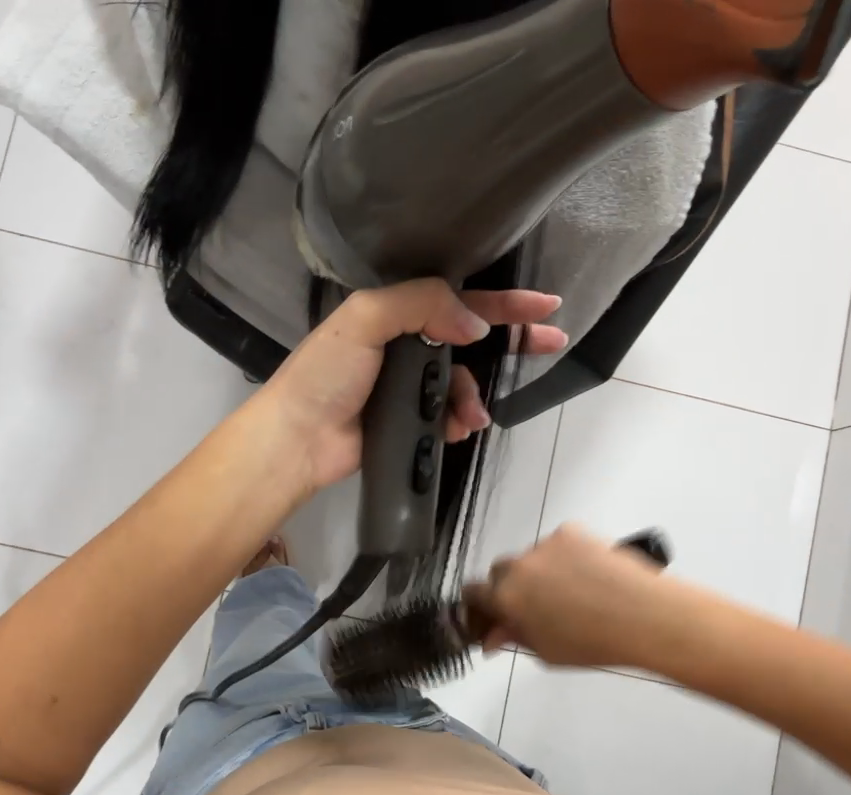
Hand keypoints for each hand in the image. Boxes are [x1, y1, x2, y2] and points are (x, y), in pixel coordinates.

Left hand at [256, 279, 565, 492]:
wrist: (298, 439)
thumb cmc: (324, 373)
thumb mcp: (364, 318)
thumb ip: (421, 304)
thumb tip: (475, 325)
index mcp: (394, 313)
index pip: (457, 298)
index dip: (501, 301)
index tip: (544, 304)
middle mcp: (404, 345)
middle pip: (469, 339)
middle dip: (511, 341)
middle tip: (552, 343)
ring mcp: (407, 387)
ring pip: (462, 384)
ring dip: (475, 396)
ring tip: (472, 416)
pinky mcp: (408, 423)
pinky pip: (448, 417)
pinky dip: (458, 422)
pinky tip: (457, 429)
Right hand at [469, 524, 678, 668]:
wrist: (645, 615)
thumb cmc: (593, 644)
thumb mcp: (546, 651)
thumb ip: (514, 638)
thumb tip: (492, 637)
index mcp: (507, 598)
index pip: (473, 592)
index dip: (480, 604)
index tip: (494, 615)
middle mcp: (519, 566)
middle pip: (500, 571)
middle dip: (510, 587)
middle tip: (534, 606)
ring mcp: (545, 545)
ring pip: (531, 557)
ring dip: (539, 572)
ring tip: (572, 592)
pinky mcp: (571, 531)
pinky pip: (556, 545)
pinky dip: (564, 557)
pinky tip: (586, 576)